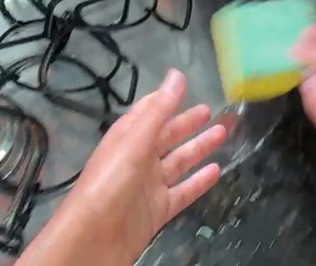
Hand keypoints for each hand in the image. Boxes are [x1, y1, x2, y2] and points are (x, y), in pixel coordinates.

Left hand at [18, 68, 226, 265]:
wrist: (92, 240)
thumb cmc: (110, 182)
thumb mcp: (135, 140)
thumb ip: (160, 109)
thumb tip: (178, 74)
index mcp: (129, 135)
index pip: (150, 110)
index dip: (167, 98)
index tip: (186, 85)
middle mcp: (139, 156)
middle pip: (168, 134)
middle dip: (188, 122)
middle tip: (211, 110)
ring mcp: (149, 184)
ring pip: (179, 161)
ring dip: (199, 147)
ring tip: (222, 133)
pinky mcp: (157, 210)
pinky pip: (182, 191)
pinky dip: (199, 181)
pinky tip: (216, 171)